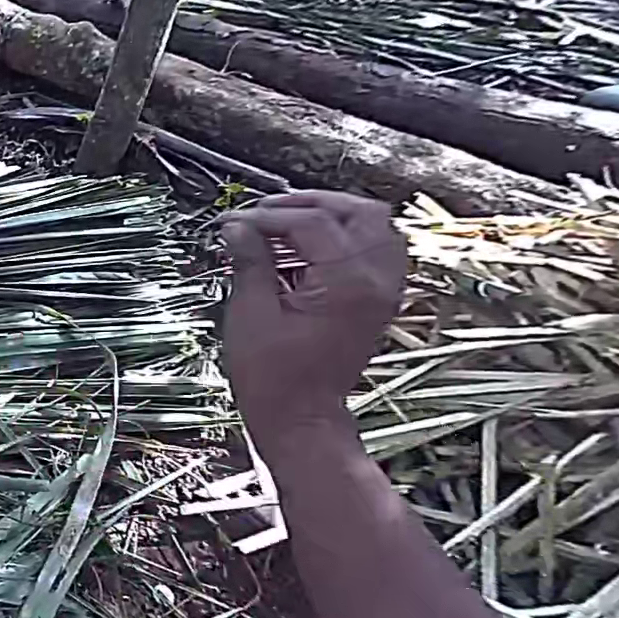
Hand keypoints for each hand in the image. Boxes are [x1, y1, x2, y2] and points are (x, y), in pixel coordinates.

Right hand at [220, 191, 406, 451]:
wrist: (299, 414)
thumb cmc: (270, 373)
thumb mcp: (250, 313)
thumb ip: (251, 262)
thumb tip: (238, 226)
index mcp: (346, 284)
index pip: (311, 224)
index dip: (267, 217)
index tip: (233, 222)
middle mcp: (377, 280)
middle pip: (356, 212)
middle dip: (306, 203)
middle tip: (262, 211)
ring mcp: (385, 289)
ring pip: (372, 225)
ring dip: (328, 215)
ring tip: (282, 222)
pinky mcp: (379, 298)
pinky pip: (374, 248)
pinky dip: (342, 236)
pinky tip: (306, 245)